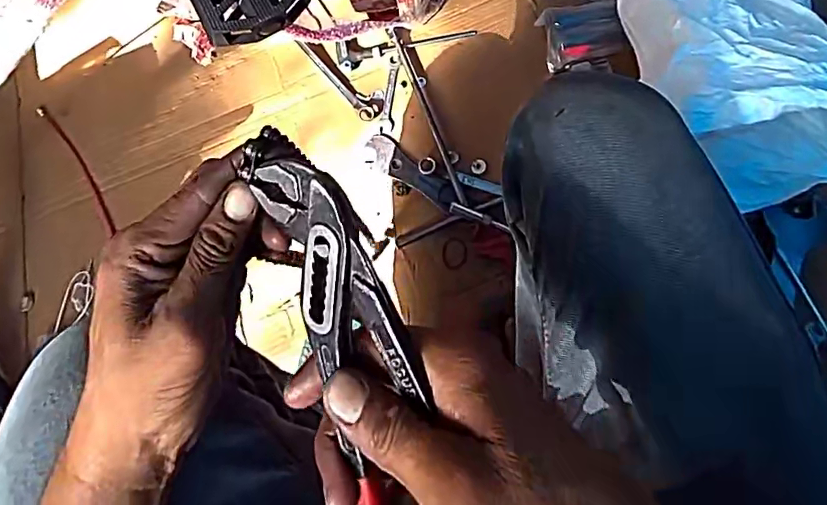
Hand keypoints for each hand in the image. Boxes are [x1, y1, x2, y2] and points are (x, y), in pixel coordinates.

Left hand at [46, 153, 288, 502]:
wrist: (134, 452)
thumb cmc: (142, 398)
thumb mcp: (185, 321)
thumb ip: (214, 253)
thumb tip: (240, 195)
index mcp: (136, 249)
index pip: (197, 191)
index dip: (240, 176)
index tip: (279, 167)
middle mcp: (151, 248)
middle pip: (211, 201)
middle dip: (254, 204)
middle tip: (287, 223)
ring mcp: (171, 264)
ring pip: (224, 222)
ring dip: (257, 227)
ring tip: (285, 242)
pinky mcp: (190, 281)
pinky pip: (226, 249)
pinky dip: (252, 248)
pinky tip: (274, 253)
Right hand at [284, 328, 654, 504]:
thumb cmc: (530, 504)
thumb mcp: (450, 480)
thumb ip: (390, 429)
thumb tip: (338, 383)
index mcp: (451, 359)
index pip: (371, 337)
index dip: (330, 366)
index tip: (296, 401)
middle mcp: (457, 367)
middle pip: (378, 382)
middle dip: (350, 434)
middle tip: (341, 496)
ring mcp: (468, 397)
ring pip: (396, 415)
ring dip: (373, 461)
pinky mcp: (477, 427)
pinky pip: (423, 436)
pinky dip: (403, 470)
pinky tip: (397, 501)